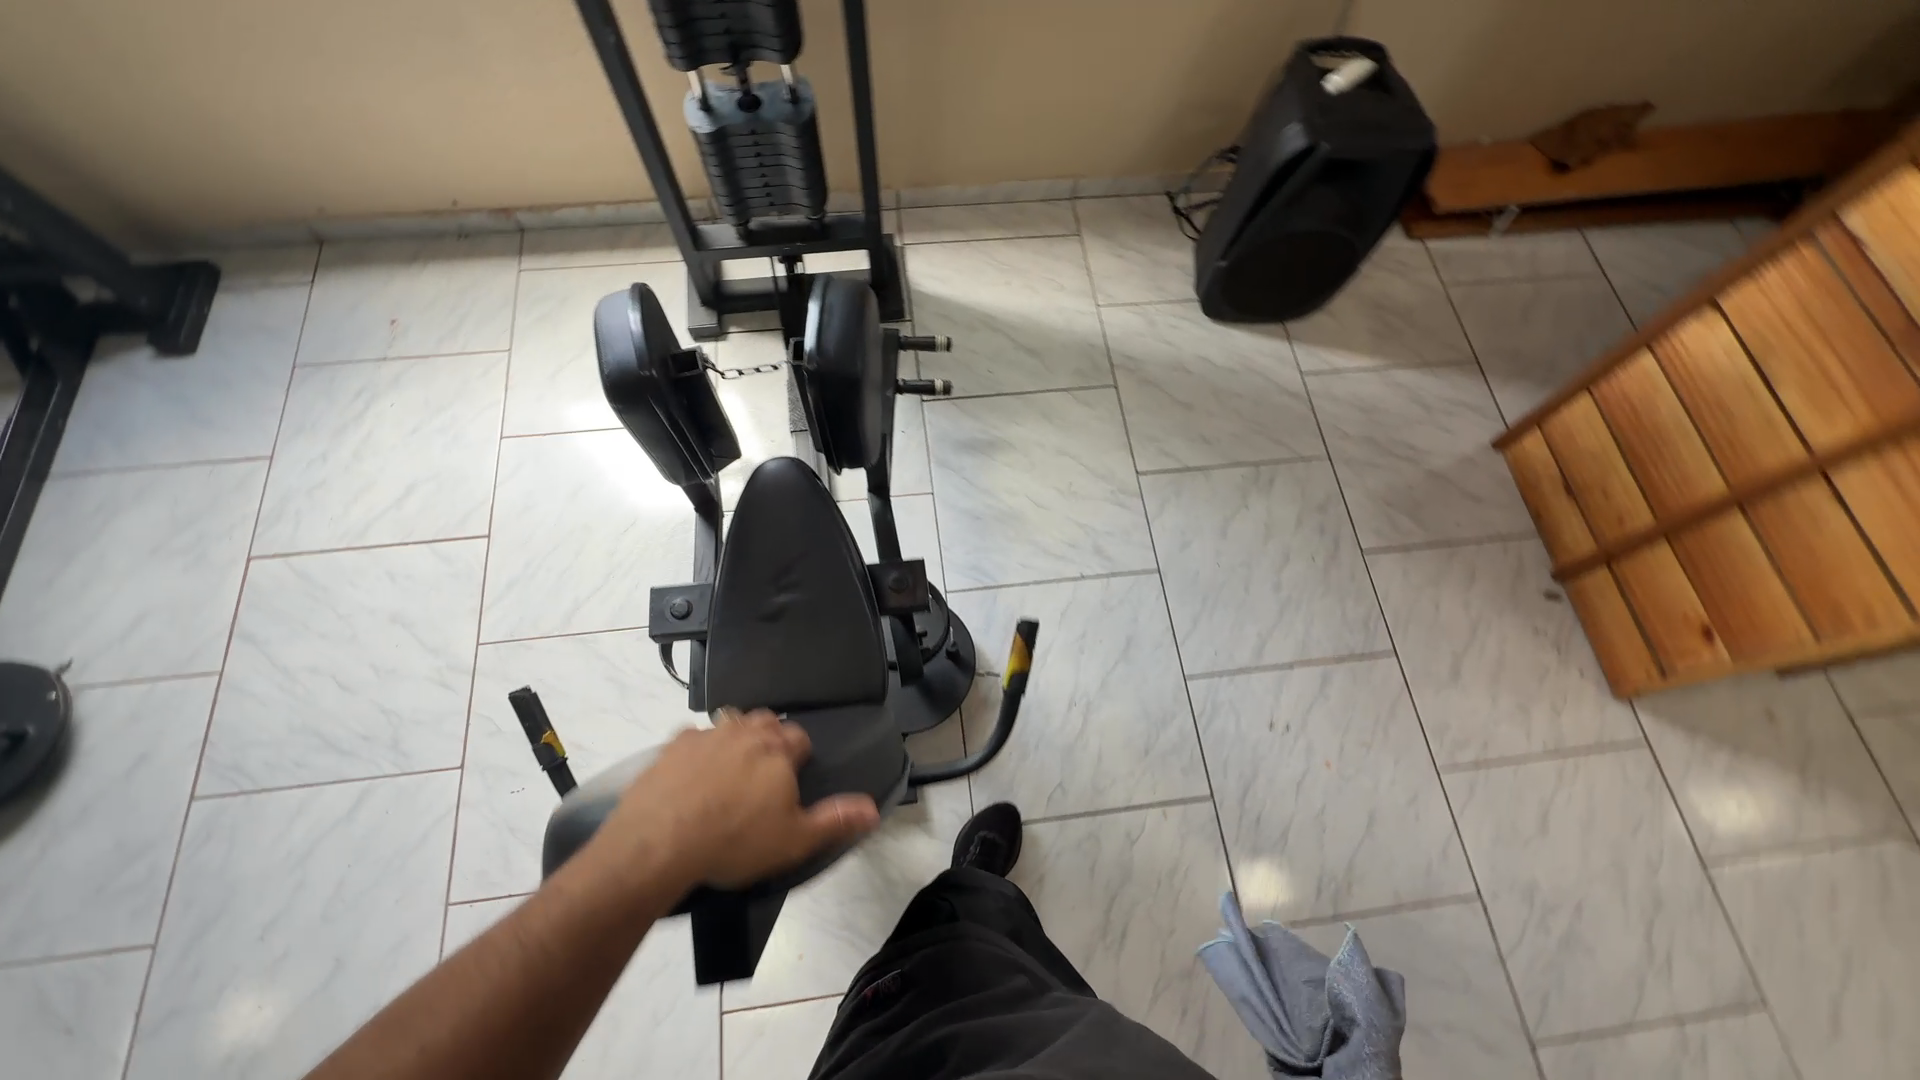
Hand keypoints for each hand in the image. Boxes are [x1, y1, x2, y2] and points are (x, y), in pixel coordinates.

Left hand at [589, 709, 880, 893]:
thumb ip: (835, 820)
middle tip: (765, 770)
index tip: (795, 775)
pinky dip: (697, 749)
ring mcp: (705, 736)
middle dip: (769, 738)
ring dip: (735, 736)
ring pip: (729, 722)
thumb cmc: (734, 841)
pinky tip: (692, 773)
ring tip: (730, 767)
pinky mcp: (671, 747)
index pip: (800, 737)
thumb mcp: (793, 840)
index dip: (800, 755)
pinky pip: (691, 737)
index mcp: (777, 751)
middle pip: (765, 721)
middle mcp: (743, 733)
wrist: (659, 844)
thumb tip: (874, 808)